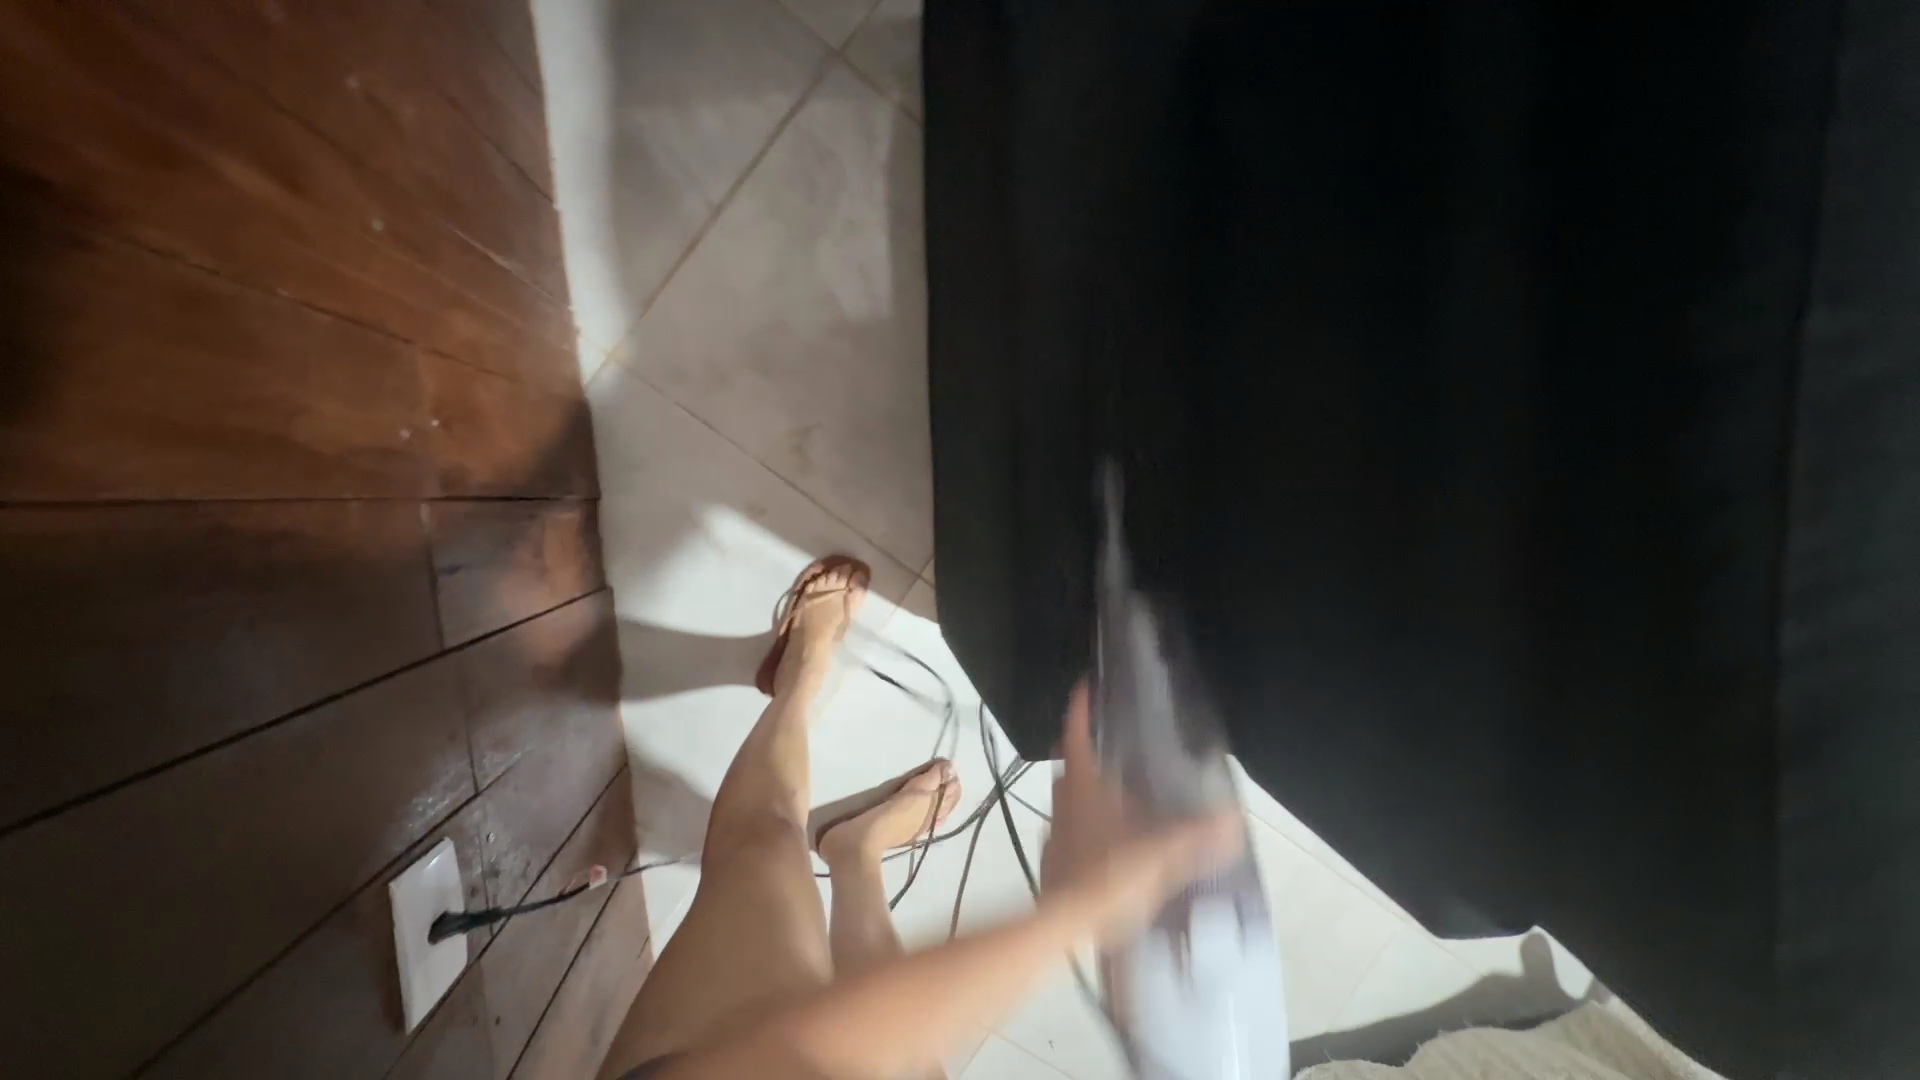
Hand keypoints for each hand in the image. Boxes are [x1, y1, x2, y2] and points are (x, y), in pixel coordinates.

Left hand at [1039, 680, 1243, 944]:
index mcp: (1083, 785)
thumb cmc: (1106, 875)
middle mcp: (1063, 800)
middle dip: (1081, 749)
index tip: (1085, 687)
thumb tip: (1232, 820)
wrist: (1063, 923)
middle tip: (1105, 743)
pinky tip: (1100, 843)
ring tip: (1111, 794)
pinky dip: (1079, 828)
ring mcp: (1053, 829)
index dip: (1079, 708)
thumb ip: (1194, 837)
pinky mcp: (1051, 858)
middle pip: (1067, 763)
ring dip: (1081, 790)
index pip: (1076, 734)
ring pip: (1064, 797)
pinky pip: (1065, 832)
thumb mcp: (1158, 855)